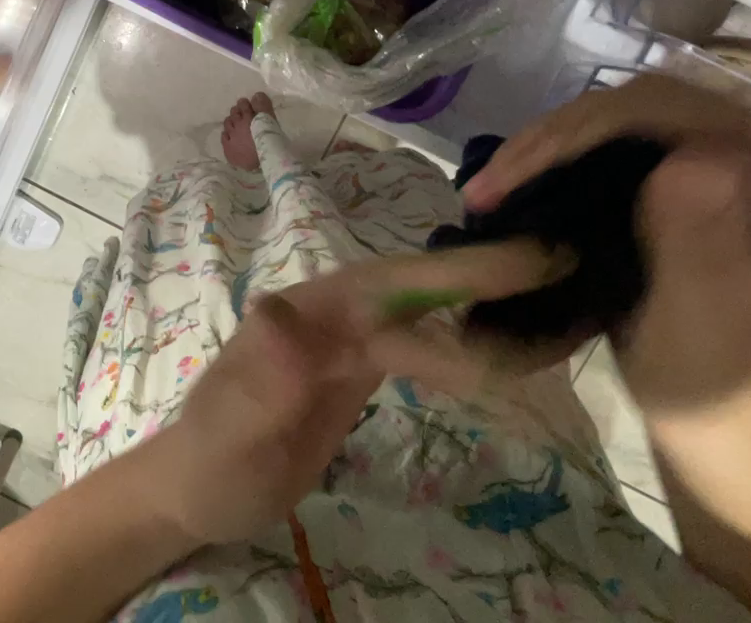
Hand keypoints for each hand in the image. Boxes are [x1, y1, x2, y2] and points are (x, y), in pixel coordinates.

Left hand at [141, 246, 568, 544]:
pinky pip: (413, 344)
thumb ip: (261, 376)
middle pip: (403, 284)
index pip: (378, 289)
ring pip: (413, 307)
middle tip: (549, 260)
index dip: (442, 281)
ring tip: (544, 296)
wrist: (201, 490)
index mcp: (297, 315)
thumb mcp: (230, 427)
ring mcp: (340, 341)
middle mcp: (323, 315)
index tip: (511, 278)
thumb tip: (285, 312)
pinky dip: (456, 341)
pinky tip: (497, 345)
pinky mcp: (353, 370)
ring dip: (472, 299)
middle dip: (470, 271)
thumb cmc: (212, 460)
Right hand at [464, 75, 750, 434]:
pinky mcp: (732, 169)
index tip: (516, 171)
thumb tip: (688, 156)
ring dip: (569, 134)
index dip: (600, 126)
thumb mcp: (701, 334)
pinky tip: (542, 167)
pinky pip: (650, 128)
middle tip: (496, 176)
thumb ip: (706, 249)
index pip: (700, 119)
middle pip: (675, 103)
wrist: (716, 413)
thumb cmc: (706, 387)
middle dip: (571, 130)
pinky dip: (585, 142)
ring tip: (505, 174)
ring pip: (654, 108)